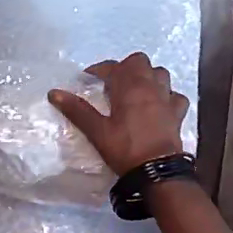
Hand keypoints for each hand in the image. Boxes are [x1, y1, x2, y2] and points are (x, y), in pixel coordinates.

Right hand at [48, 53, 189, 174]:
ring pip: (160, 74)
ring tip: (135, 90)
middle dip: (126, 67)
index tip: (89, 78)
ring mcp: (167, 99)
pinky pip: (175, 95)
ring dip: (148, 76)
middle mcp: (150, 87)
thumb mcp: (97, 131)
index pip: (113, 66)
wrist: (157, 171)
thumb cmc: (125, 148)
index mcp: (129, 87)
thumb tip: (54, 93)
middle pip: (140, 62)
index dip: (100, 69)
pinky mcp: (178, 114)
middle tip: (113, 83)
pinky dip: (167, 95)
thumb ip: (77, 110)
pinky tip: (159, 105)